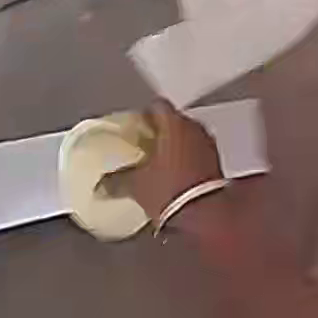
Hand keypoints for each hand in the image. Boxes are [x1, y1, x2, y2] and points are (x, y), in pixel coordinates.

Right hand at [126, 99, 223, 222]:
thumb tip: (102, 185)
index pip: (157, 105)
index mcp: (173, 123)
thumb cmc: (169, 190)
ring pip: (187, 132)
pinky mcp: (215, 157)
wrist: (201, 212)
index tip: (136, 126)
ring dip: (175, 142)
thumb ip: (117, 180)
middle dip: (160, 129)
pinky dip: (187, 153)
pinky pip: (197, 147)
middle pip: (173, 118)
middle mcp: (193, 126)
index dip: (145, 114)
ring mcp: (206, 140)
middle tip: (145, 144)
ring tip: (160, 160)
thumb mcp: (136, 185)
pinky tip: (176, 171)